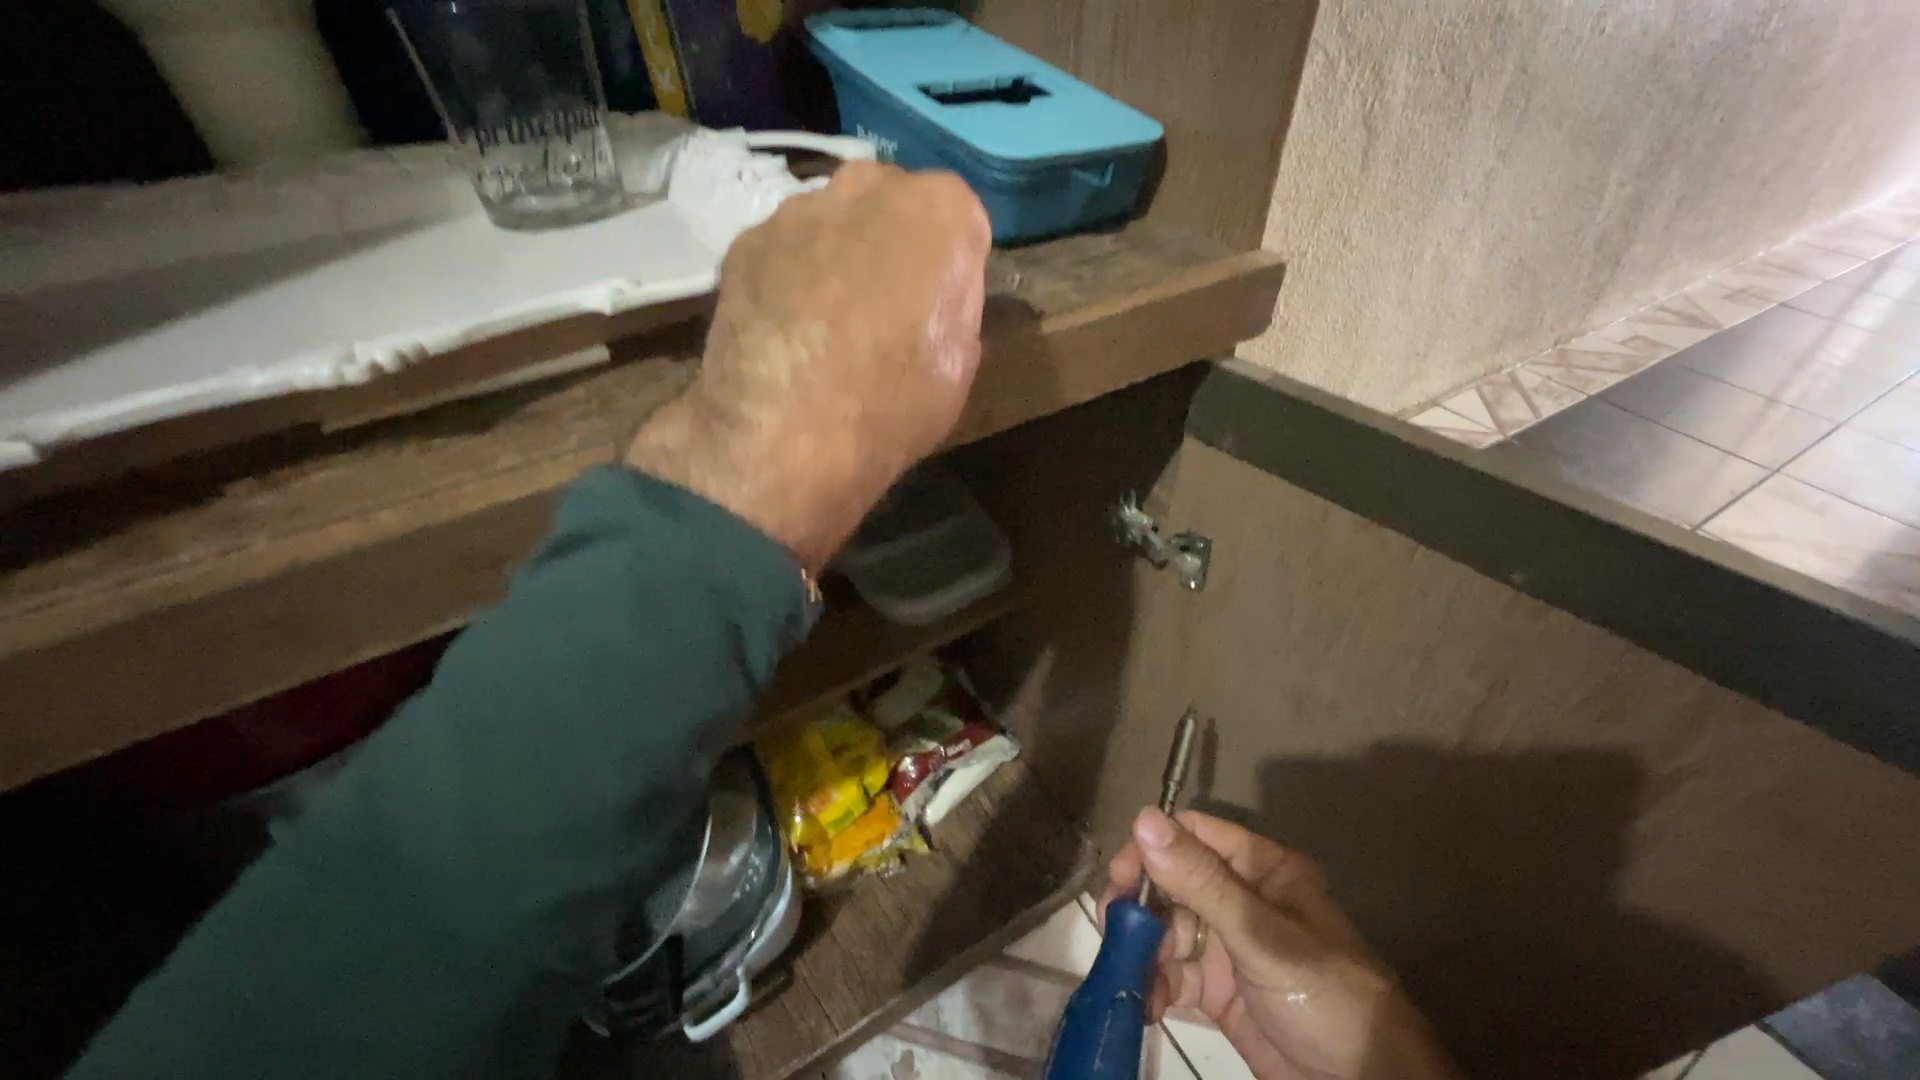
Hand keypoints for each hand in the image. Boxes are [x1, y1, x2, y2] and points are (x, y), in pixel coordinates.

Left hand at [626, 162, 990, 571]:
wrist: (787, 434)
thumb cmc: (894, 403)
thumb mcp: (960, 365)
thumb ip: (954, 306)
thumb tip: (936, 299)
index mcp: (941, 212)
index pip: (961, 220)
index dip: (951, 266)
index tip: (939, 305)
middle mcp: (870, 188)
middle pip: (892, 204)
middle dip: (893, 242)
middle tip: (886, 305)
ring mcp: (800, 209)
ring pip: (832, 220)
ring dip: (837, 255)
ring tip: (827, 322)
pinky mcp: (746, 241)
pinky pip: (783, 250)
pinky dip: (788, 277)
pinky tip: (786, 328)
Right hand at [1104, 808, 1462, 1079]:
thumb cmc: (1326, 997)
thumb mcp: (1262, 935)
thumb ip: (1201, 881)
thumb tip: (1143, 818)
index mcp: (1261, 870)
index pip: (1195, 835)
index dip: (1152, 848)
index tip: (1120, 878)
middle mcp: (1241, 899)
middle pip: (1173, 881)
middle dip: (1141, 903)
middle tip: (1114, 927)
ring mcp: (1228, 946)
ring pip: (1167, 929)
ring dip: (1143, 948)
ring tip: (1130, 974)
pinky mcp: (1218, 990)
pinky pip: (1172, 974)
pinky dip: (1153, 984)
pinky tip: (1144, 1002)